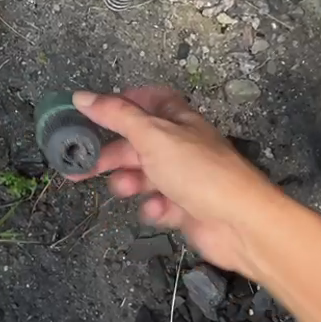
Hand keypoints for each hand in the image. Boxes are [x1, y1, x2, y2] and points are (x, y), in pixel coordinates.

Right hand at [71, 87, 295, 277]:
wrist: (240, 224)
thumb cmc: (200, 172)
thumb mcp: (152, 135)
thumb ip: (116, 115)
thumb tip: (83, 97)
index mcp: (177, 119)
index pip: (147, 100)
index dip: (122, 104)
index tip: (95, 114)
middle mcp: (180, 145)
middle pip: (135, 142)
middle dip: (109, 154)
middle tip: (80, 165)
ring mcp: (182, 177)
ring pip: (141, 175)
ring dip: (130, 183)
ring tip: (127, 190)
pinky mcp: (183, 207)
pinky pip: (156, 203)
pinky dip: (154, 208)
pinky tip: (160, 210)